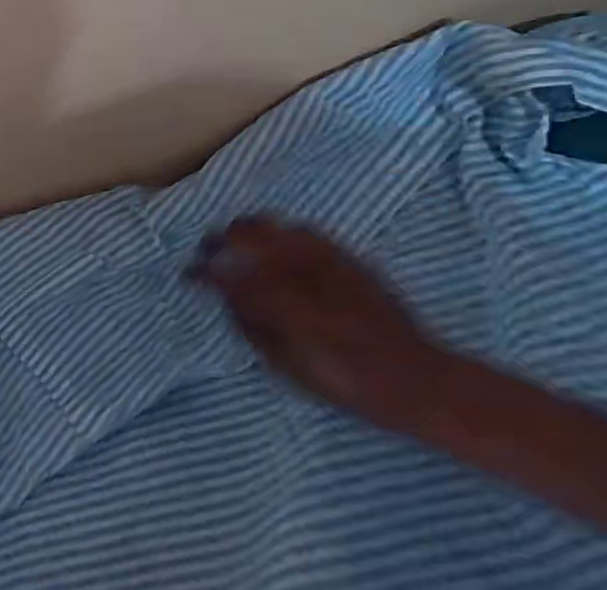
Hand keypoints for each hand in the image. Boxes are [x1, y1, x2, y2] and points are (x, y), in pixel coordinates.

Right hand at [194, 216, 457, 434]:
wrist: (418, 378)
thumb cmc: (348, 381)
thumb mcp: (290, 367)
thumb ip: (253, 329)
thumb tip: (229, 303)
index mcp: (278, 298)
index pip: (225, 274)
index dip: (200, 271)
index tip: (188, 274)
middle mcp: (296, 268)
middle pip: (243, 234)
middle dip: (220, 239)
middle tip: (210, 251)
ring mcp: (323, 257)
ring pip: (271, 224)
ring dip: (248, 231)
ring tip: (240, 244)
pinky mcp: (346, 256)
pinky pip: (304, 231)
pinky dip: (283, 234)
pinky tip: (282, 248)